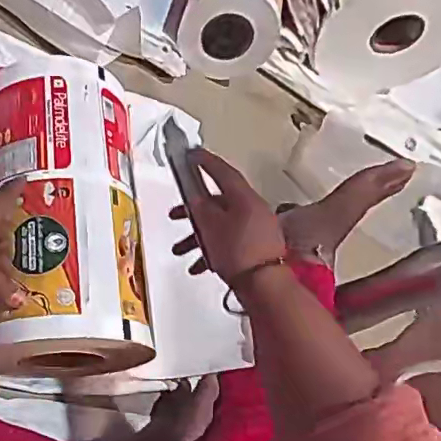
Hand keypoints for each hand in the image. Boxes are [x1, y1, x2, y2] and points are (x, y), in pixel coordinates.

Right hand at [167, 147, 285, 284]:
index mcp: (244, 198)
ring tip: (181, 248)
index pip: (222, 172)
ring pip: (221, 225)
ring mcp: (257, 229)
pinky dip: (211, 250)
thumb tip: (193, 195)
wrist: (263, 285)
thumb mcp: (209, 225)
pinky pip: (228, 242)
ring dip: (198, 236)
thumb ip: (198, 207)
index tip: (193, 155)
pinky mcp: (256, 247)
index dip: (204, 162)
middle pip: (218, 202)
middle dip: (193, 211)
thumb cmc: (239, 253)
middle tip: (177, 212)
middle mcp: (254, 210)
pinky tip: (200, 265)